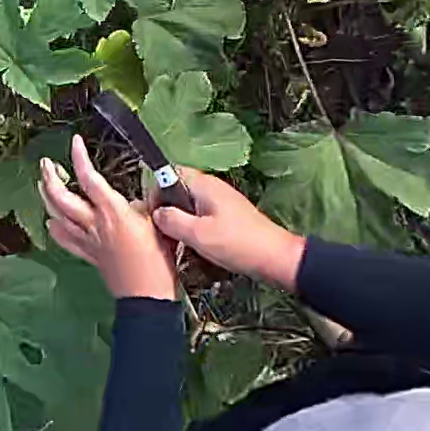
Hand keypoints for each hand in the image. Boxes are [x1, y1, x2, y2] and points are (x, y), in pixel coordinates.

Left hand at [38, 135, 177, 299]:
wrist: (148, 298)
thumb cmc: (158, 260)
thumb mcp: (159, 223)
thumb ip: (148, 202)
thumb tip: (147, 189)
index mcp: (113, 212)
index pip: (89, 178)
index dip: (79, 157)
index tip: (75, 142)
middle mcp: (95, 224)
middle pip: (62, 198)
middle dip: (50, 178)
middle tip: (46, 163)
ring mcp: (88, 241)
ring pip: (58, 216)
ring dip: (47, 198)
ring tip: (43, 183)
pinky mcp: (88, 255)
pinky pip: (65, 240)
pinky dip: (56, 228)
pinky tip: (51, 222)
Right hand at [150, 168, 305, 292]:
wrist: (276, 258)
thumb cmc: (237, 244)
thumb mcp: (198, 235)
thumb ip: (172, 220)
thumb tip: (156, 213)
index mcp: (203, 184)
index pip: (169, 172)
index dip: (155, 191)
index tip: (153, 215)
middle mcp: (211, 186)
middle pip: (177, 188)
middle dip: (166, 207)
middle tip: (163, 231)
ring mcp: (221, 199)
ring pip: (188, 202)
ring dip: (179, 218)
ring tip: (177, 240)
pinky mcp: (228, 213)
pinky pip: (200, 212)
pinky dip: (192, 224)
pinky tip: (194, 242)